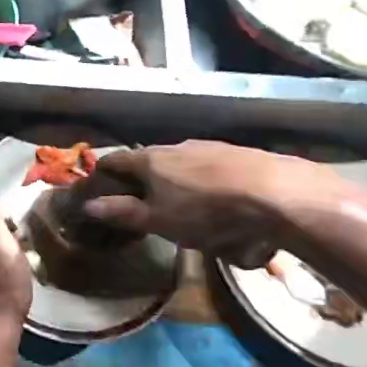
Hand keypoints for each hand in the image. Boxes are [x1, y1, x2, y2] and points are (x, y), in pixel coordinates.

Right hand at [77, 142, 328, 268]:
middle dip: (145, 179)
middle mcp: (177, 146)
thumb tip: (89, 205)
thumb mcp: (159, 221)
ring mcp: (211, 147)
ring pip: (183, 163)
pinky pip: (212, 168)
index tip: (98, 183)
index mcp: (150, 160)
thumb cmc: (207, 212)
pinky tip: (222, 202)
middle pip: (151, 160)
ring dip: (179, 182)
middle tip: (144, 203)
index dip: (103, 171)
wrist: (278, 195)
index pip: (115, 159)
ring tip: (187, 207)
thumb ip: (123, 212)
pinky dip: (208, 183)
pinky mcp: (240, 153)